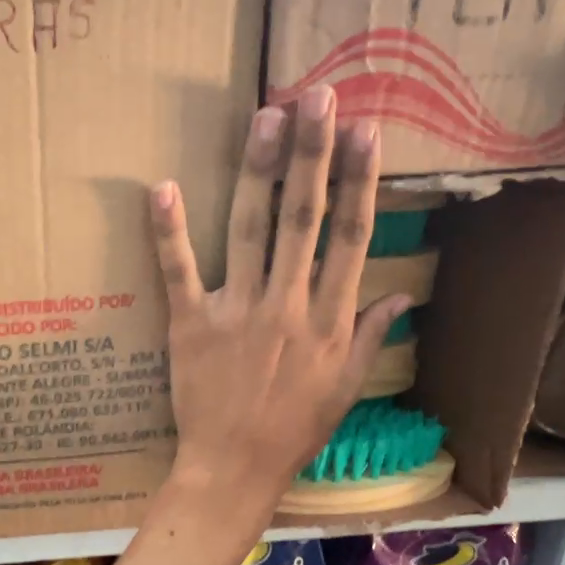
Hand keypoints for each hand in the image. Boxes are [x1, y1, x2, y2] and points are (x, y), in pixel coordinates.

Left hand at [149, 85, 411, 511]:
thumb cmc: (293, 432)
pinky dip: (169, 232)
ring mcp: (238, 313)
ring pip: (251, 232)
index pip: (351, 238)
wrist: (234, 469)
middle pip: (305, 220)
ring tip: (268, 117)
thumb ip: (369, 336)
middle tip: (319, 96)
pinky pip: (179, 272)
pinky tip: (162, 187)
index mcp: (329, 321)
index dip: (361, 182)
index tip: (368, 132)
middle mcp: (288, 306)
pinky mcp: (191, 325)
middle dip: (314, 154)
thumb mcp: (345, 388)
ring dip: (259, 172)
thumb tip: (402, 295)